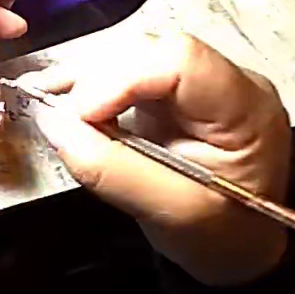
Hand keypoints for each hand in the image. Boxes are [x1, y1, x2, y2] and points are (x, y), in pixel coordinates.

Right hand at [26, 33, 290, 285]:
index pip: (179, 60)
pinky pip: (118, 63)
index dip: (122, 77)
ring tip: (50, 98)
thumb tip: (49, 119)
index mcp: (245, 110)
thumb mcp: (168, 212)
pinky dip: (84, 78)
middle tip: (57, 109)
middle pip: (146, 49)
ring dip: (82, 74)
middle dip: (94, 76)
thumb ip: (108, 167)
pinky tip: (62, 92)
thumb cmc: (216, 234)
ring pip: (125, 50)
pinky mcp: (165, 80)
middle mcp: (225, 78)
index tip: (84, 113)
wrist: (231, 244)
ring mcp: (194, 76)